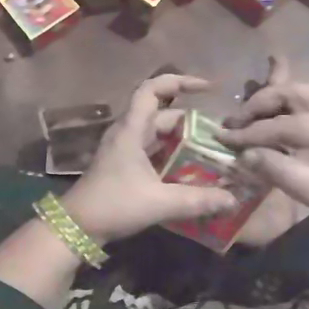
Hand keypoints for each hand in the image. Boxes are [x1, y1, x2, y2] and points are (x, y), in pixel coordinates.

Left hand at [62, 73, 239, 242]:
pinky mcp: (124, 166)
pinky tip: (192, 173)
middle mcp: (127, 133)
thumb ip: (196, 200)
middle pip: (163, 115)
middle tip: (220, 136)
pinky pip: (153, 152)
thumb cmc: (113, 206)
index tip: (208, 88)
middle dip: (192, 122)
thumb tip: (232, 199)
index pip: (152, 89)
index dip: (180, 81)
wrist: (76, 227)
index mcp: (131, 130)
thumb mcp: (158, 203)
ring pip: (159, 135)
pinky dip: (172, 156)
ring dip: (183, 141)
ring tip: (212, 153)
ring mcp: (124, 150)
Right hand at [220, 79, 308, 256]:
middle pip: (295, 92)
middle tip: (231, 127)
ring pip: (304, 93)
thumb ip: (287, 175)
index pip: (287, 122)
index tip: (220, 140)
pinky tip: (275, 130)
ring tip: (247, 126)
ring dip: (272, 105)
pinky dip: (288, 111)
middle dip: (259, 106)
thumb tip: (245, 157)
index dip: (251, 133)